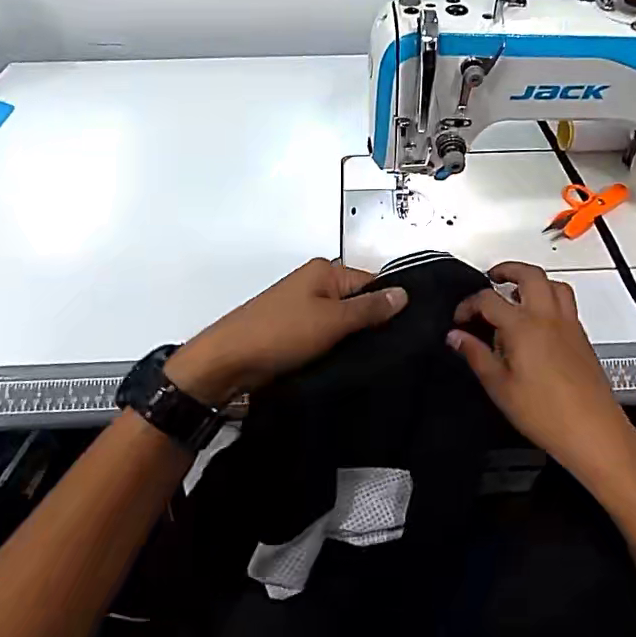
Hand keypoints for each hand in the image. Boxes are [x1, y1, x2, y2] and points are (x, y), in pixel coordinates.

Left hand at [166, 258, 406, 404]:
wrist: (227, 363)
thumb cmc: (278, 334)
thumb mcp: (332, 321)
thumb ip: (369, 308)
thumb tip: (403, 293)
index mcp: (324, 271)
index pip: (372, 282)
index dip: (389, 305)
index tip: (408, 330)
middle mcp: (313, 285)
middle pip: (357, 302)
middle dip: (371, 325)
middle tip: (392, 350)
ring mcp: (302, 309)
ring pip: (341, 324)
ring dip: (352, 341)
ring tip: (371, 361)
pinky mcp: (293, 334)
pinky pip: (325, 338)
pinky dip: (334, 350)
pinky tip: (346, 365)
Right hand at [446, 262, 635, 478]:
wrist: (592, 432)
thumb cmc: (549, 414)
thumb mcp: (499, 386)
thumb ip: (476, 355)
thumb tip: (457, 338)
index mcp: (523, 326)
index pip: (488, 299)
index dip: (468, 305)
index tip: (460, 318)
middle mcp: (548, 318)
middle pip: (528, 274)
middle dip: (507, 270)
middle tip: (492, 276)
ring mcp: (568, 325)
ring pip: (553, 283)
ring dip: (533, 279)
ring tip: (517, 288)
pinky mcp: (581, 337)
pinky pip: (566, 302)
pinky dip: (550, 296)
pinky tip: (540, 316)